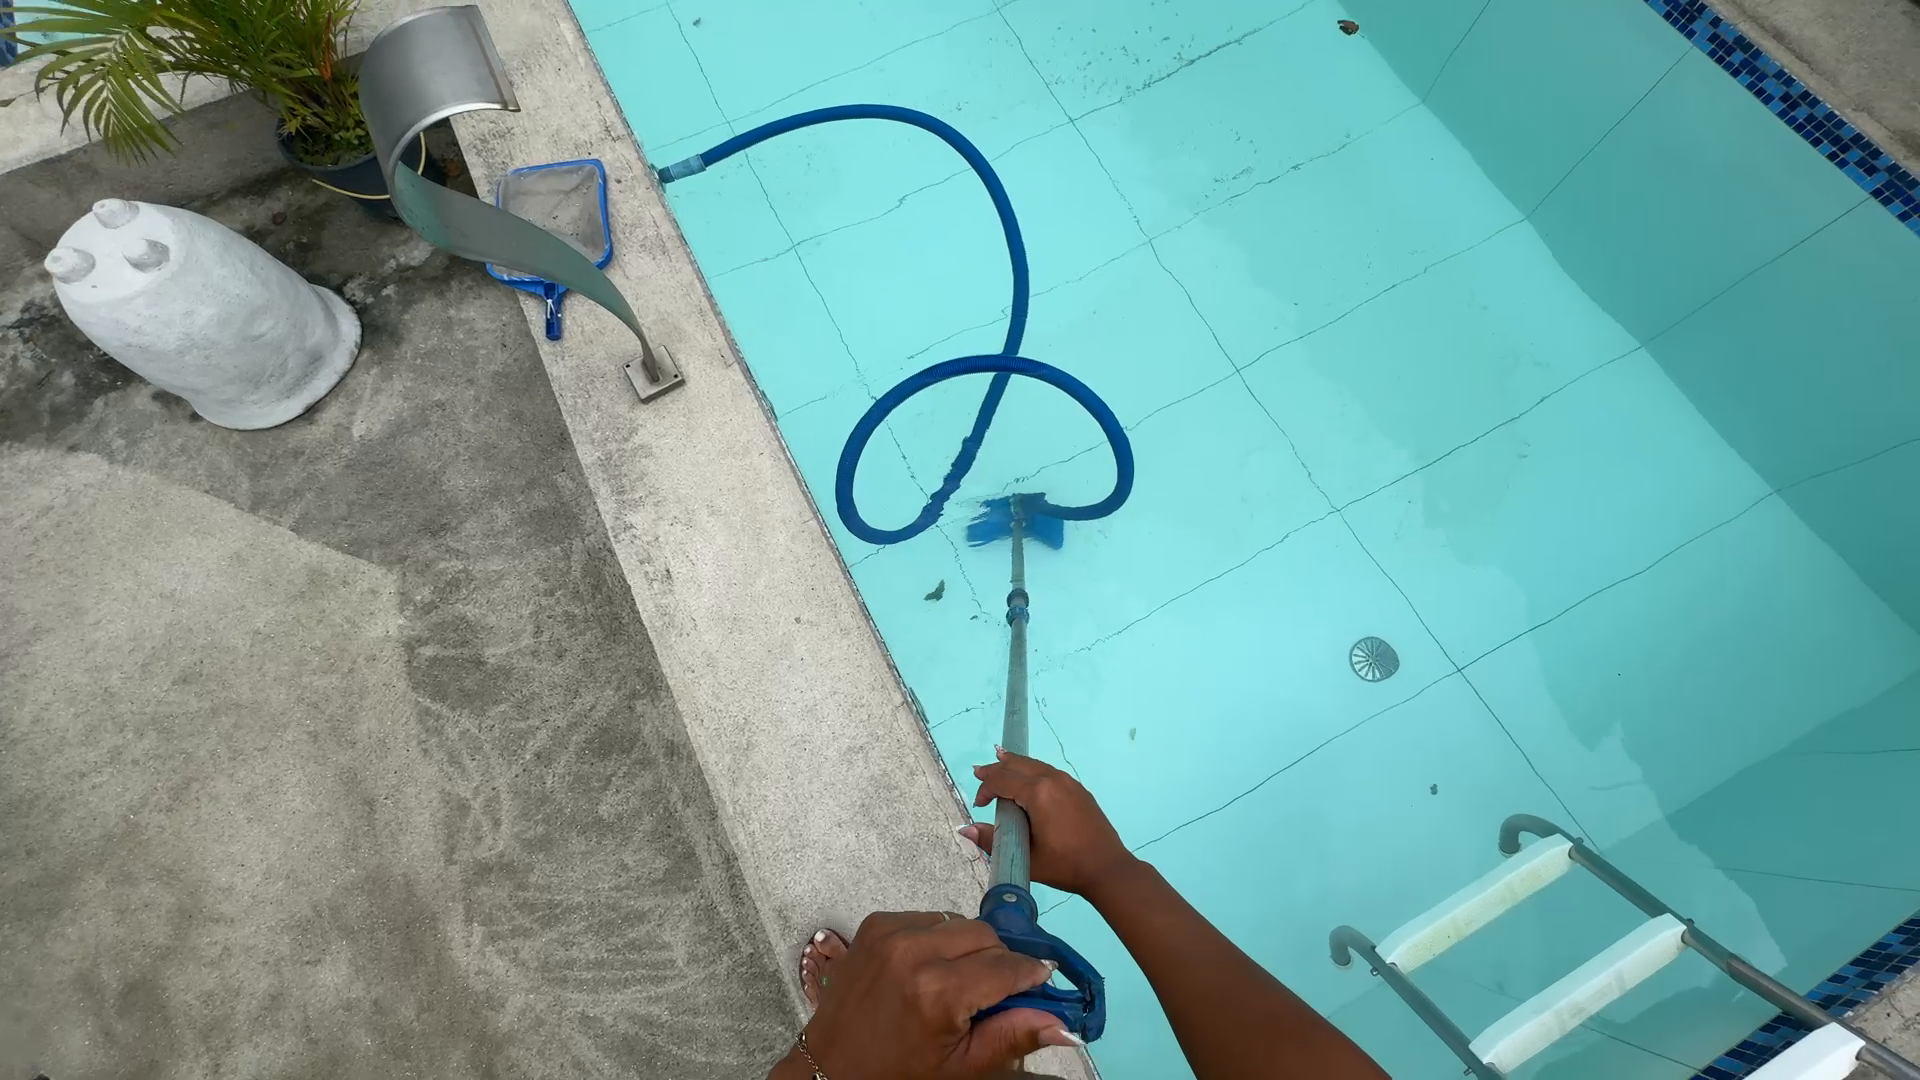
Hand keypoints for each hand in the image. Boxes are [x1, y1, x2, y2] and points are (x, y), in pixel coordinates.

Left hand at [798, 911, 1081, 1078]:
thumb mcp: (960, 1070)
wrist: (829, 1069)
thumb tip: (1063, 1022)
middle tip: (997, 988)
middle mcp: (915, 949)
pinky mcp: (877, 921)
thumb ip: (1012, 1038)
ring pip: (957, 921)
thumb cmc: (898, 1075)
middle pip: (984, 934)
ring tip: (960, 980)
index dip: (1030, 972)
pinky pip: (928, 917)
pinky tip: (931, 966)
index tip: (1042, 978)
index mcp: (937, 991)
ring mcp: (892, 929)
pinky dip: (938, 937)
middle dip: (999, 958)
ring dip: (968, 945)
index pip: (1006, 965)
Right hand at [966, 749, 1138, 898]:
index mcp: (1038, 793)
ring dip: (1014, 765)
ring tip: (1000, 759)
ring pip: (1034, 765)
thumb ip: (992, 841)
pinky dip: (1032, 769)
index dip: (986, 789)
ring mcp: (1067, 781)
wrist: (1107, 868)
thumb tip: (965, 829)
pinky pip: (1048, 771)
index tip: (979, 805)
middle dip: (996, 769)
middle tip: (979, 772)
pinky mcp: (1077, 788)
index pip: (1003, 781)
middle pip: (1017, 766)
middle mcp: (1052, 779)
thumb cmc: (1065, 865)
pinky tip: (1029, 774)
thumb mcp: (1026, 856)